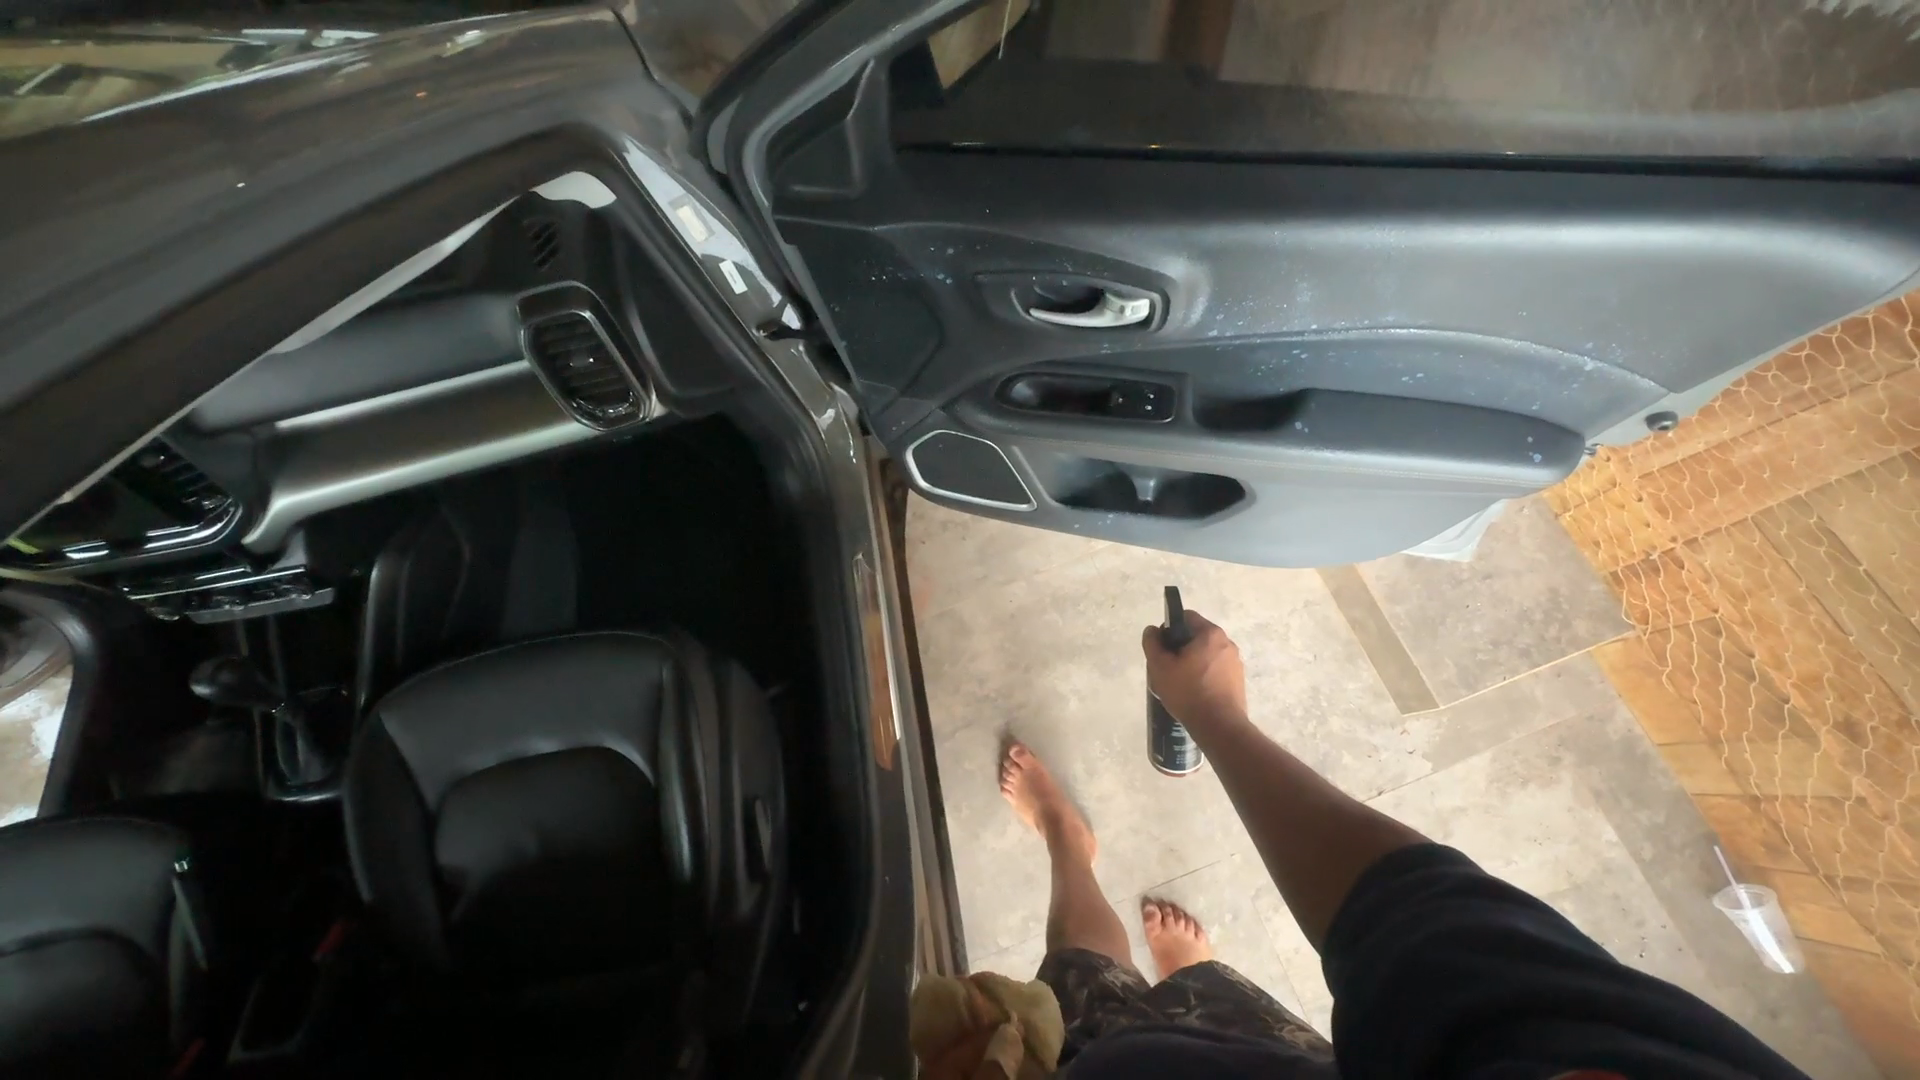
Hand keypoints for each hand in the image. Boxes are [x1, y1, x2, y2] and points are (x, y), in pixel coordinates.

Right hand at [1141, 610, 1246, 730]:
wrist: (1219, 726)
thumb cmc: (1188, 692)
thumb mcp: (1159, 666)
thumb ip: (1152, 643)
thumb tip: (1153, 630)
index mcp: (1210, 634)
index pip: (1186, 617)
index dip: (1169, 630)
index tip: (1162, 650)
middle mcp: (1227, 643)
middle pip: (1197, 636)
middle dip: (1181, 648)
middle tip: (1168, 669)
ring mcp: (1235, 662)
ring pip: (1206, 654)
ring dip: (1193, 662)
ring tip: (1181, 684)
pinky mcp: (1238, 680)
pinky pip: (1216, 669)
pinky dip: (1205, 675)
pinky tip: (1195, 693)